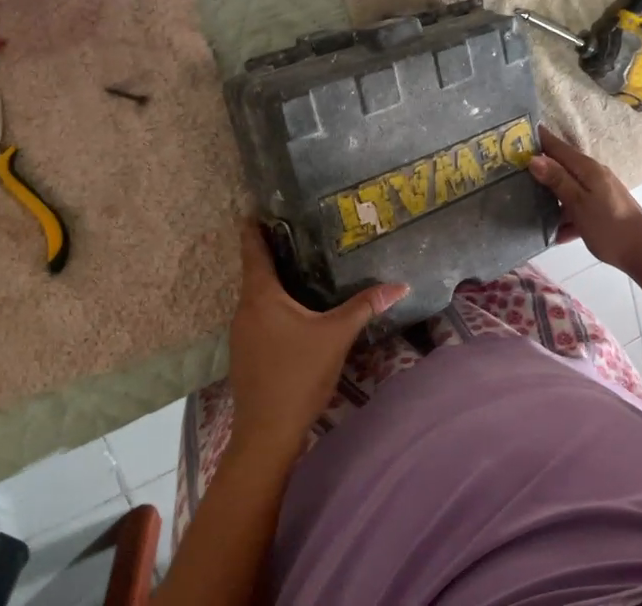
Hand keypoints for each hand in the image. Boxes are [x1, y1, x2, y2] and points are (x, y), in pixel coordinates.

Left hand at [227, 225, 407, 451]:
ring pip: (258, 297)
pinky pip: (259, 316)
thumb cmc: (299, 375)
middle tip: (299, 234)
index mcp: (261, 298)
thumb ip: (365, 306)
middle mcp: (244, 310)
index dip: (255, 230)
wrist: (268, 432)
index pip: (254, 253)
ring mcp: (241, 334)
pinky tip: (297, 310)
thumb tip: (400, 285)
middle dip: (274, 254)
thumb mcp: (337, 335)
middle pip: (255, 273)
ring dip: (275, 282)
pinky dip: (275, 305)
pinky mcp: (246, 353)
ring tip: (303, 267)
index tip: (258, 209)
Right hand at [529, 128, 641, 270]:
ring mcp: (600, 192)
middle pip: (562, 167)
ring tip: (528, 206)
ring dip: (552, 197)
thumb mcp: (578, 203)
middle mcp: (594, 175)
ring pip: (569, 189)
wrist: (641, 252)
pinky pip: (578, 208)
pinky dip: (567, 218)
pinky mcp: (602, 209)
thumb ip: (558, 180)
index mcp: (588, 169)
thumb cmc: (608, 226)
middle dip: (540, 169)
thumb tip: (535, 158)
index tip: (517, 134)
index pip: (558, 147)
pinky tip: (556, 235)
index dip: (539, 139)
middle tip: (513, 172)